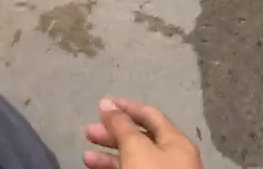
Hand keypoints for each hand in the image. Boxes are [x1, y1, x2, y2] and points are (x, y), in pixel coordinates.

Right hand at [84, 98, 200, 168]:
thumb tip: (106, 103)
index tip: (100, 104)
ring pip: (134, 159)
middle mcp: (174, 159)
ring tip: (86, 158)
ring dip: (108, 156)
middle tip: (88, 133)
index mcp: (176, 142)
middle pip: (139, 137)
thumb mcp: (135, 147)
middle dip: (111, 133)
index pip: (149, 114)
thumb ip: (120, 123)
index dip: (124, 106)